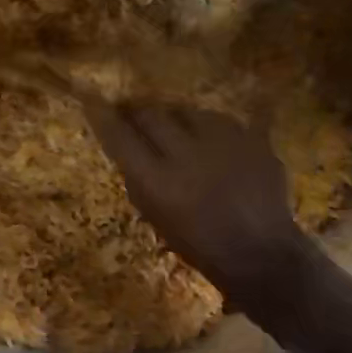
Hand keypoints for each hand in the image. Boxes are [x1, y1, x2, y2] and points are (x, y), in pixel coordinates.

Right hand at [83, 100, 313, 302]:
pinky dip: (211, 125)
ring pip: (188, 111)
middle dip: (139, 111)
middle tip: (134, 113)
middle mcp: (187, 155)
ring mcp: (224, 143)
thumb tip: (126, 145)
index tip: (90, 97)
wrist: (261, 255)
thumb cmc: (199, 244)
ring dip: (176, 117)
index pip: (120, 137)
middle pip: (152, 115)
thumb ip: (138, 178)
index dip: (102, 116)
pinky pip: (223, 119)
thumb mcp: (155, 216)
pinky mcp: (254, 140)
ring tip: (176, 128)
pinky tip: (211, 136)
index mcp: (158, 181)